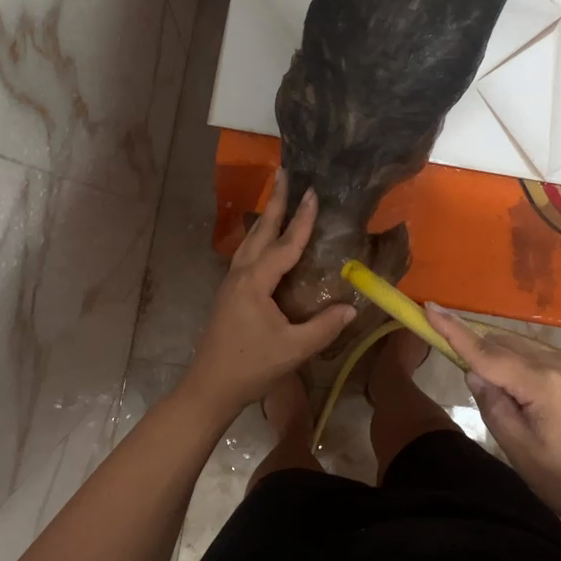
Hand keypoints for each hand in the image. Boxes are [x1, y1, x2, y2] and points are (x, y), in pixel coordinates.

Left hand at [181, 175, 355, 416]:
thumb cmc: (250, 367)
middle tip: (284, 172)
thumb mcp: (293, 349)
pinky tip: (265, 239)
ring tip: (277, 197)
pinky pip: (246, 254)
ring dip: (265, 217)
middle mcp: (240, 274)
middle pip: (261, 231)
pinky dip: (259, 237)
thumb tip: (351, 307)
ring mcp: (231, 283)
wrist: (209, 388)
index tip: (314, 191)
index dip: (302, 219)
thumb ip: (323, 327)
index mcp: (255, 282)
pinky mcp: (230, 293)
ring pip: (250, 240)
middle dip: (275, 202)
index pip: (285, 244)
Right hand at [426, 303, 560, 532]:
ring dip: (492, 357)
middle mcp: (554, 364)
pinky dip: (510, 364)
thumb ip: (495, 409)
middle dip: (472, 348)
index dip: (454, 330)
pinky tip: (509, 390)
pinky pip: (531, 358)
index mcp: (540, 383)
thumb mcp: (525, 455)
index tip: (427, 306)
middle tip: (452, 371)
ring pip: (515, 349)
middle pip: (499, 344)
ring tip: (483, 390)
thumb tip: (475, 375)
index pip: (486, 351)